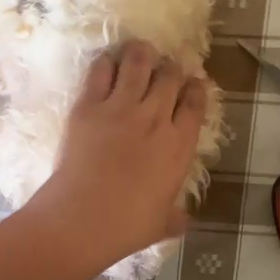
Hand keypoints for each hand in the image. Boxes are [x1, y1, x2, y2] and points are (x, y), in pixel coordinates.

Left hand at [25, 41, 208, 270]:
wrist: (83, 219)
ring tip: (141, 53)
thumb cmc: (128, 226)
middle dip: (171, 69)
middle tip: (165, 71)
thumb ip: (176, 216)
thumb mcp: (162, 224)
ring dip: (142, 54)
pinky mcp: (88, 105)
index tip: (193, 85)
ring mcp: (121, 107)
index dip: (196, 88)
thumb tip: (184, 220)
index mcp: (179, 146)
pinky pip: (101, 70)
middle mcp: (155, 118)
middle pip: (170, 76)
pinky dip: (107, 62)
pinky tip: (108, 65)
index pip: (196, 103)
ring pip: (138, 62)